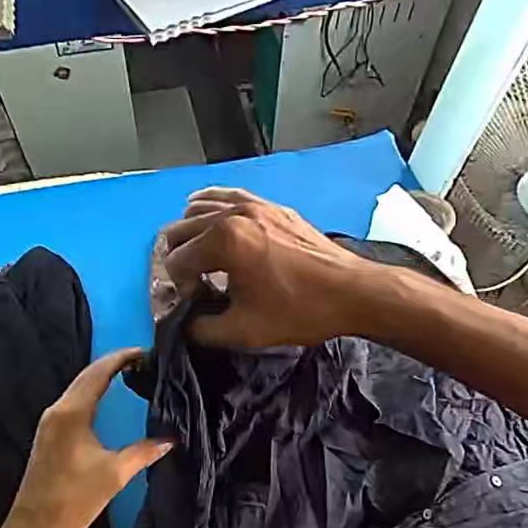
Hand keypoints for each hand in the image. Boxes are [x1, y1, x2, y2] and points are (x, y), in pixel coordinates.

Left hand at [7, 348, 171, 527]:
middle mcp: (58, 410)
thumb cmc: (73, 498)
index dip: (122, 358)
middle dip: (114, 363)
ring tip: (130, 373)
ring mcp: (50, 421)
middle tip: (143, 360)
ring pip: (79, 387)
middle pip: (87, 375)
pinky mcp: (49, 432)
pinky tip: (107, 397)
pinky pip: (74, 400)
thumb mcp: (115, 474)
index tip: (145, 351)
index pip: (99, 373)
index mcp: (72, 413)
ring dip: (102, 376)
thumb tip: (171, 438)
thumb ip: (144, 452)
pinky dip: (93, 391)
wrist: (34, 526)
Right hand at [159, 187, 392, 347]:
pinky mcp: (270, 205)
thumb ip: (202, 330)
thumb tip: (185, 323)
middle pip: (180, 231)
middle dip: (180, 261)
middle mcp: (233, 213)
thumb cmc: (300, 310)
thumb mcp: (244, 331)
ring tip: (203, 261)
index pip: (176, 261)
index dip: (181, 288)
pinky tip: (210, 222)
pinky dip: (209, 208)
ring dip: (190, 235)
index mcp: (224, 240)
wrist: (351, 292)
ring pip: (197, 209)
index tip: (200, 304)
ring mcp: (253, 203)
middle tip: (195, 286)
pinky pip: (225, 196)